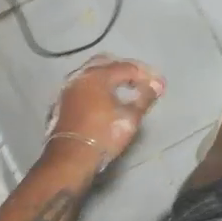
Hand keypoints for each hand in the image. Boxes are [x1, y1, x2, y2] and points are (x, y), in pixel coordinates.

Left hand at [48, 55, 163, 167]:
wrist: (71, 157)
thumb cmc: (104, 135)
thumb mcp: (130, 117)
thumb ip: (144, 98)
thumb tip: (157, 85)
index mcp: (98, 76)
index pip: (126, 68)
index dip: (145, 75)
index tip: (159, 85)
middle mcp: (80, 76)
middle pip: (106, 63)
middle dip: (124, 69)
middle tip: (139, 81)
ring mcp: (68, 88)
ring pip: (91, 73)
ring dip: (108, 77)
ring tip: (123, 89)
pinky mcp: (62, 101)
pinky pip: (82, 85)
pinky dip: (96, 87)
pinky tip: (104, 98)